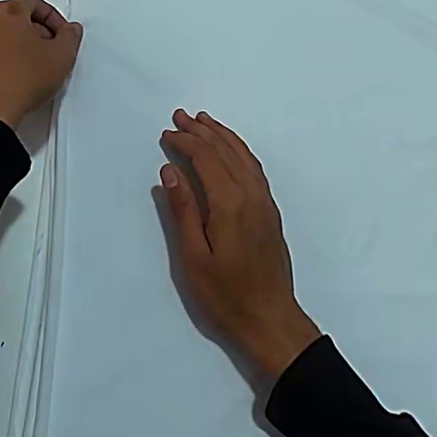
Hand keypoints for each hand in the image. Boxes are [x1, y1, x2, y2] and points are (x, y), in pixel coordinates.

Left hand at [0, 0, 83, 128]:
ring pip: (4, 34)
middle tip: (52, 45)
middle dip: (38, 28)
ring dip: (23, 43)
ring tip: (39, 63)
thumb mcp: (62, 56)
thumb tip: (70, 31)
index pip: (33, 2)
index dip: (53, 17)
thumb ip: (70, 36)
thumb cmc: (19, 80)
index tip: (61, 32)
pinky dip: (9, 57)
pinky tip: (23, 75)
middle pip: (17, 16)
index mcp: (8, 13)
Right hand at [158, 110, 321, 381]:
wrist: (270, 320)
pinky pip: (254, 167)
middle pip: (225, 150)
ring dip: (222, 135)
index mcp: (230, 202)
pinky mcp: (270, 211)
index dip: (185, 142)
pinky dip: (239, 149)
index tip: (166, 134)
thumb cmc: (225, 295)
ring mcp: (264, 201)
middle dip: (202, 131)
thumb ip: (183, 210)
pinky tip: (231, 149)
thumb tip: (170, 170)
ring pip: (243, 155)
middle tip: (180, 116)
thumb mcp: (193, 258)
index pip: (206, 158)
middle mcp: (251, 194)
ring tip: (204, 121)